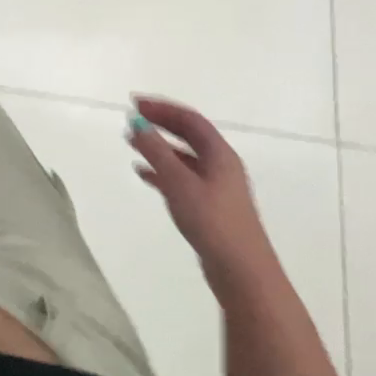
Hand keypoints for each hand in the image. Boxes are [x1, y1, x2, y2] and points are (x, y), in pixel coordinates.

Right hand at [129, 97, 280, 289]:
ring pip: (185, 157)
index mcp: (220, 155)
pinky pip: (183, 178)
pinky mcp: (210, 207)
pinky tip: (144, 175)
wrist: (242, 272)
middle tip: (133, 118)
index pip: (191, 120)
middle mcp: (221, 167)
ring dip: (159, 147)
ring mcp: (217, 188)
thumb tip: (136, 122)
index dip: (163, 108)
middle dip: (161, 124)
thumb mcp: (179, 182)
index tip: (134, 103)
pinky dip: (163, 171)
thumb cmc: (212, 221)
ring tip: (132, 143)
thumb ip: (156, 151)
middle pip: (189, 135)